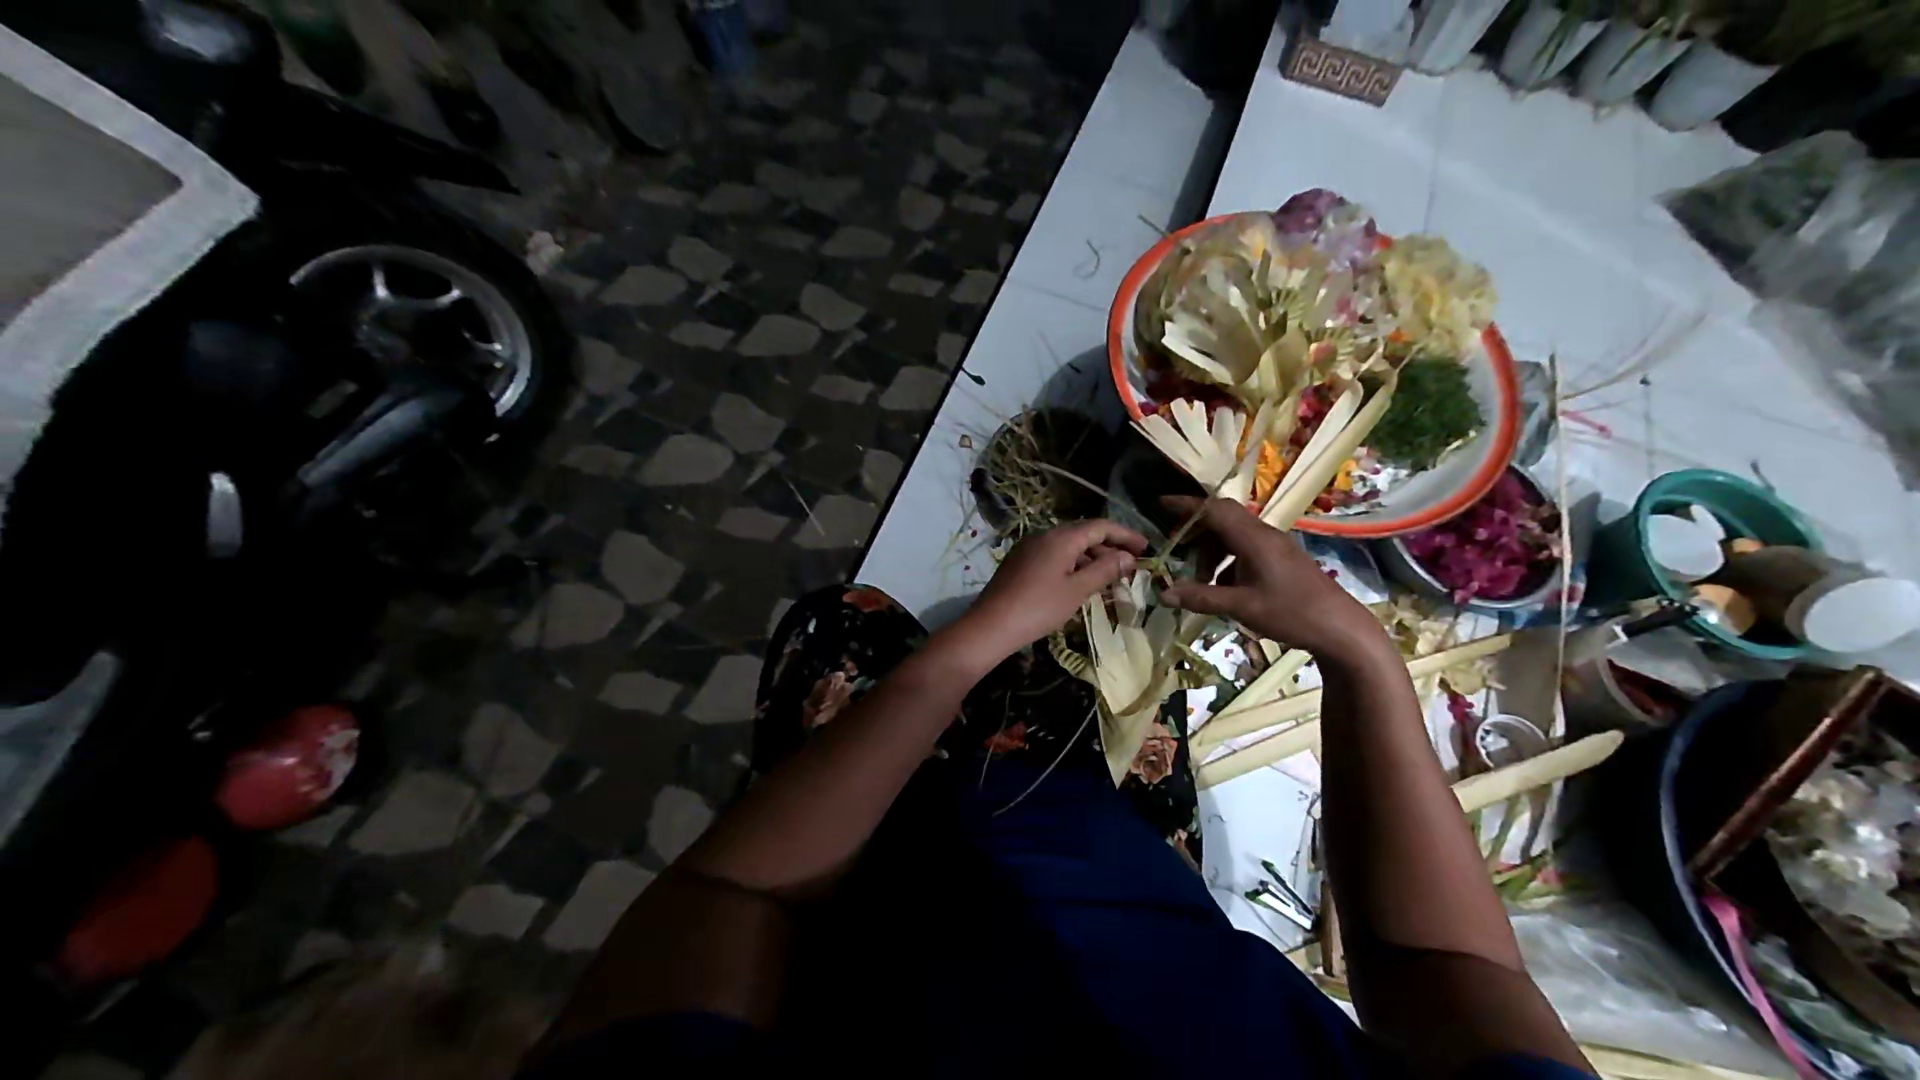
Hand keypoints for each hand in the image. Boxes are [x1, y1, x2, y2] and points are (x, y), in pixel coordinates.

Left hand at [941, 520, 1148, 671]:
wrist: (991, 625)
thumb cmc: (1038, 608)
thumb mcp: (1077, 590)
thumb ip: (1104, 570)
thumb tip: (1127, 557)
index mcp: (1060, 538)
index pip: (1100, 526)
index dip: (1126, 535)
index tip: (1146, 548)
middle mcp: (1044, 535)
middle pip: (1084, 534)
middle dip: (1110, 547)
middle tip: (1131, 566)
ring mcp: (1029, 548)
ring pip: (1068, 546)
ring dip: (1092, 558)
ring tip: (1111, 578)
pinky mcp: (1020, 563)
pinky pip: (1054, 556)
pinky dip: (1073, 564)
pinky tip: (1081, 583)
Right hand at [1157, 496, 1384, 658]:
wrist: (1340, 629)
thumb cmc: (1291, 613)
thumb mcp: (1241, 607)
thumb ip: (1201, 598)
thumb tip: (1164, 594)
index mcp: (1254, 539)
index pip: (1214, 510)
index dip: (1186, 505)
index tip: (1160, 505)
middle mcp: (1264, 535)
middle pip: (1222, 519)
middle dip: (1196, 531)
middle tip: (1176, 549)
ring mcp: (1274, 547)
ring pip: (1232, 535)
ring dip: (1211, 551)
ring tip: (1201, 581)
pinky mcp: (1280, 560)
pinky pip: (1245, 549)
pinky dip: (1226, 561)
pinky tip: (1223, 588)